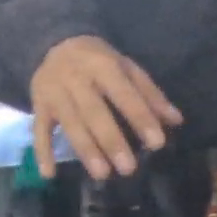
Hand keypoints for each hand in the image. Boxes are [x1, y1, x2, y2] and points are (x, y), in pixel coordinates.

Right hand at [29, 35, 182, 180]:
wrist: (54, 41)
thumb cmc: (99, 63)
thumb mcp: (127, 69)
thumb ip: (150, 95)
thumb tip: (176, 121)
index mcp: (102, 65)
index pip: (124, 94)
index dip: (141, 118)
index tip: (157, 144)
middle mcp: (76, 78)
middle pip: (94, 112)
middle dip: (111, 140)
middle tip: (128, 168)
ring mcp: (54, 92)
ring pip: (70, 124)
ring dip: (86, 150)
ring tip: (102, 175)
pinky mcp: (39, 106)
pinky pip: (39, 130)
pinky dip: (42, 152)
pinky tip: (48, 175)